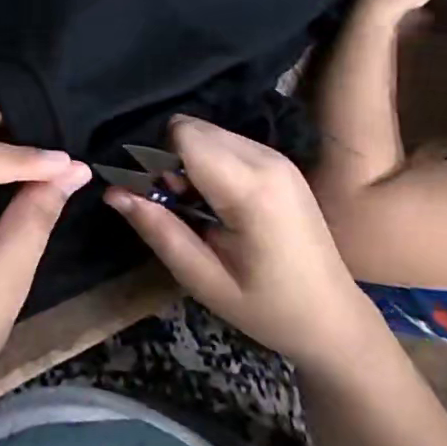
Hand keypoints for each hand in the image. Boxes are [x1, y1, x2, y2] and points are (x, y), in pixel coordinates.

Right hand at [104, 116, 374, 363]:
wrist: (334, 318)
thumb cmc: (268, 309)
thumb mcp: (205, 280)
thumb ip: (158, 230)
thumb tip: (113, 192)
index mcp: (251, 188)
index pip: (184, 135)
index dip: (157, 158)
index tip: (157, 197)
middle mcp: (266, 158)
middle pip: (192, 127)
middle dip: (170, 157)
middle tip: (175, 205)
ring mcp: (276, 155)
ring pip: (207, 130)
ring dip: (189, 158)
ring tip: (196, 206)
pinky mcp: (279, 159)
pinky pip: (226, 139)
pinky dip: (208, 159)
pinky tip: (216, 201)